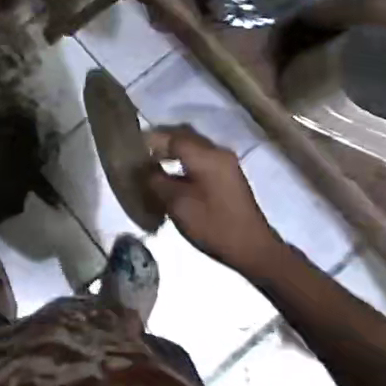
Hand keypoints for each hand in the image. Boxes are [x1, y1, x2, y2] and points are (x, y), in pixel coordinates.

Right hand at [146, 125, 285, 273]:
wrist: (254, 249)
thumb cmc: (213, 225)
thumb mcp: (177, 204)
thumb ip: (156, 180)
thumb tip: (144, 168)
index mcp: (206, 156)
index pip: (172, 136)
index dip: (150, 140)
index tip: (132, 149)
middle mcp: (218, 153)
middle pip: (184, 136)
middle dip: (161, 142)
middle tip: (142, 155)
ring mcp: (226, 164)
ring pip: (194, 146)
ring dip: (173, 151)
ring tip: (154, 165)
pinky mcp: (229, 176)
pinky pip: (202, 158)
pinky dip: (185, 160)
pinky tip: (173, 176)